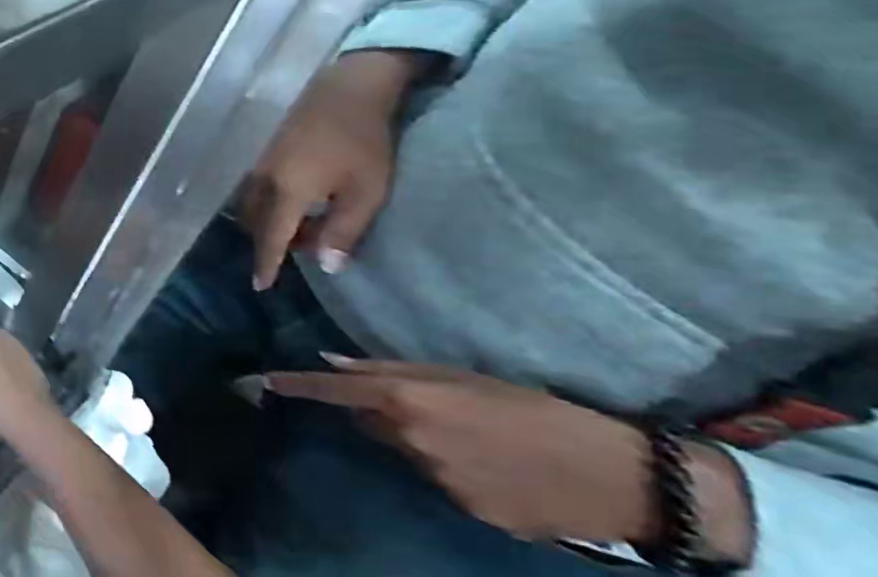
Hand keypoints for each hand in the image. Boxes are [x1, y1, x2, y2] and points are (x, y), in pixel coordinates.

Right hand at [239, 50, 431, 288]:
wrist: (346, 88)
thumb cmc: (362, 142)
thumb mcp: (366, 192)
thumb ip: (343, 232)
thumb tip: (325, 267)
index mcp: (287, 190)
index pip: (271, 237)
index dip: (267, 263)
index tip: (261, 286)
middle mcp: (263, 177)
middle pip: (254, 220)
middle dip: (271, 240)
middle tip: (303, 246)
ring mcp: (258, 159)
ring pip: (250, 202)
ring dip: (267, 219)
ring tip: (300, 222)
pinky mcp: (261, 147)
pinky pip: (252, 185)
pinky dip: (265, 201)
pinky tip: (290, 197)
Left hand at [266, 357, 661, 543]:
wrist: (615, 475)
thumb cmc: (535, 407)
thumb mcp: (461, 375)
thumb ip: (392, 370)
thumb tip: (335, 364)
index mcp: (409, 400)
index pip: (335, 392)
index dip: (297, 386)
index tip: (262, 382)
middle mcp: (412, 442)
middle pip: (371, 423)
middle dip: (379, 412)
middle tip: (424, 404)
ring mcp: (438, 482)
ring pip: (407, 452)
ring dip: (420, 440)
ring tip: (473, 434)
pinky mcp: (467, 513)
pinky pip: (441, 481)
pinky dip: (451, 469)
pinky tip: (491, 464)